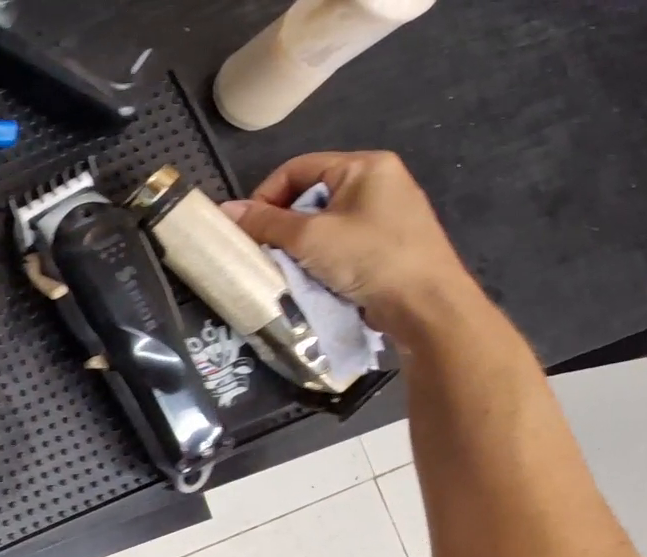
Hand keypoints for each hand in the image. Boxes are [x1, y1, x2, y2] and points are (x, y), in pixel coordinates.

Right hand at [221, 151, 481, 334]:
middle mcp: (375, 180)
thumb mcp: (308, 237)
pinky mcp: (381, 237)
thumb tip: (224, 210)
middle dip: (279, 221)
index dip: (264, 196)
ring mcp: (381, 210)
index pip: (296, 168)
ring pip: (318, 218)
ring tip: (284, 263)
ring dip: (294, 240)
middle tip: (264, 249)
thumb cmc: (368, 257)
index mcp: (364, 166)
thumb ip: (264, 222)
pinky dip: (313, 251)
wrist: (422, 301)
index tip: (248, 229)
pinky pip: (334, 236)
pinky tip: (308, 271)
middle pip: (306, 192)